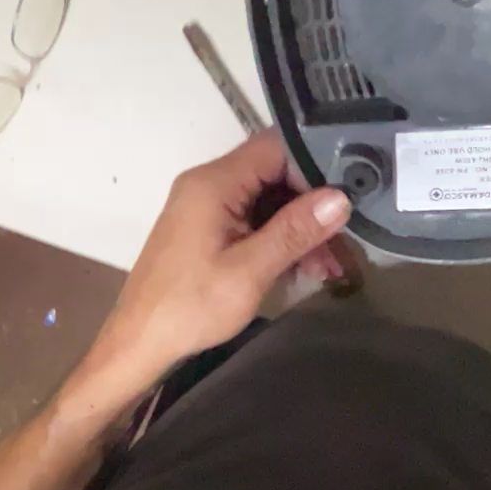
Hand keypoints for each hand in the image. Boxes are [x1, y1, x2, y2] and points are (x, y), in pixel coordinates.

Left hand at [93, 130, 350, 385]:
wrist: (142, 341)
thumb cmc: (192, 307)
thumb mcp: (249, 271)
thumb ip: (294, 231)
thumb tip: (340, 198)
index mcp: (214, 183)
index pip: (276, 148)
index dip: (315, 167)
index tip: (347, 196)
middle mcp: (208, 184)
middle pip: (273, 175)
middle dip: (311, 206)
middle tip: (344, 242)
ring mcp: (206, 207)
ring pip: (266, 202)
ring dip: (299, 230)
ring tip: (329, 267)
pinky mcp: (207, 230)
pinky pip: (252, 222)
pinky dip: (278, 241)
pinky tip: (302, 269)